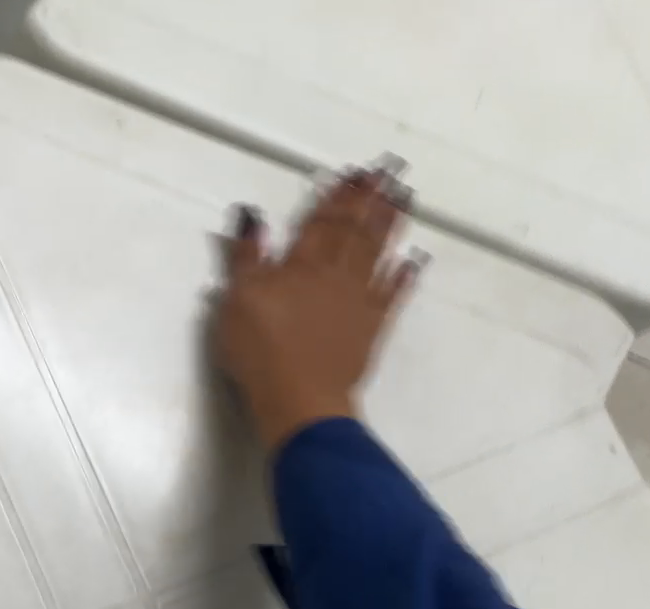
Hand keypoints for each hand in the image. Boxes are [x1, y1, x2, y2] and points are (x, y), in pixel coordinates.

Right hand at [214, 170, 424, 451]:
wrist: (298, 395)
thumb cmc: (258, 350)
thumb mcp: (236, 301)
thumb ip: (245, 259)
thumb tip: (253, 217)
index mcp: (300, 266)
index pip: (319, 223)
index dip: (334, 197)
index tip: (352, 173)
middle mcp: (334, 275)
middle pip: (353, 231)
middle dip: (367, 202)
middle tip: (386, 174)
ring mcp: (358, 300)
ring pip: (376, 253)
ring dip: (389, 225)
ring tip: (402, 200)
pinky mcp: (370, 328)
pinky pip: (392, 294)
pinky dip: (404, 276)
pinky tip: (413, 260)